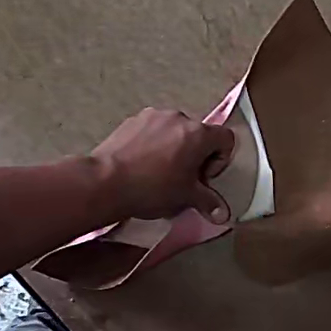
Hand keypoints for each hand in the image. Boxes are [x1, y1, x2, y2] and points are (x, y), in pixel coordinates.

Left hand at [90, 108, 236, 222]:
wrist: (105, 182)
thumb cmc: (153, 188)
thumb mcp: (186, 197)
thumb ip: (209, 202)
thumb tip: (223, 215)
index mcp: (198, 134)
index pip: (226, 139)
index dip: (220, 160)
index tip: (203, 177)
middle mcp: (179, 118)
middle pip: (200, 134)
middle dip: (197, 155)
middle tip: (183, 178)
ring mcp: (154, 116)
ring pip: (176, 131)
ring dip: (176, 148)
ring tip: (160, 171)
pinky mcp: (132, 120)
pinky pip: (154, 130)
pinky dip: (155, 143)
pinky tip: (142, 164)